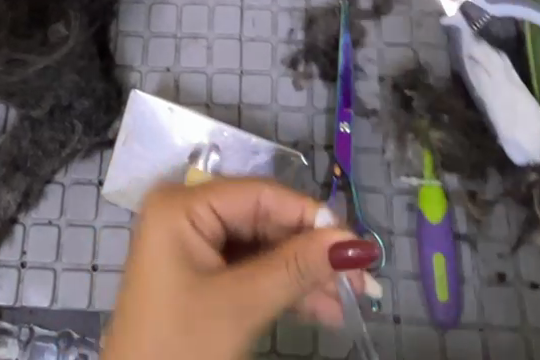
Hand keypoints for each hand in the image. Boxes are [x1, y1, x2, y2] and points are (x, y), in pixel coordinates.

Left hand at [101, 178, 379, 359]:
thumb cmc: (180, 348)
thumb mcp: (241, 306)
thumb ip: (296, 267)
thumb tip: (353, 243)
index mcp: (183, 203)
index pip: (261, 195)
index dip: (312, 216)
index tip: (358, 244)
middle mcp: (186, 211)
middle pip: (264, 219)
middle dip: (311, 250)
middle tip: (360, 279)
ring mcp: (191, 243)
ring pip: (262, 245)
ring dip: (303, 273)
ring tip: (346, 301)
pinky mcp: (198, 273)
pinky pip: (250, 267)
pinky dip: (283, 286)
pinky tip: (321, 308)